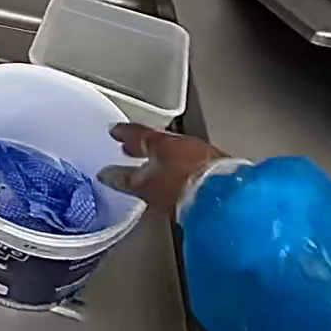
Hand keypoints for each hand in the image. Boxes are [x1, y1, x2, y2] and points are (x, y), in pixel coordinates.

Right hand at [96, 123, 227, 211]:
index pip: (138, 132)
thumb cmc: (183, 187)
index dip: (125, 132)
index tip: (115, 131)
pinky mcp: (219, 167)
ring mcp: (203, 153)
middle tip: (131, 149)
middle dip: (143, 145)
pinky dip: (182, 166)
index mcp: (162, 141)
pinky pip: (193, 161)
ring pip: (177, 150)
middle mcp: (183, 142)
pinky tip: (180, 178)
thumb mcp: (146, 186)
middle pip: (159, 140)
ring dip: (164, 157)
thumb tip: (106, 175)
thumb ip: (125, 180)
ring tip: (155, 167)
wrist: (223, 199)